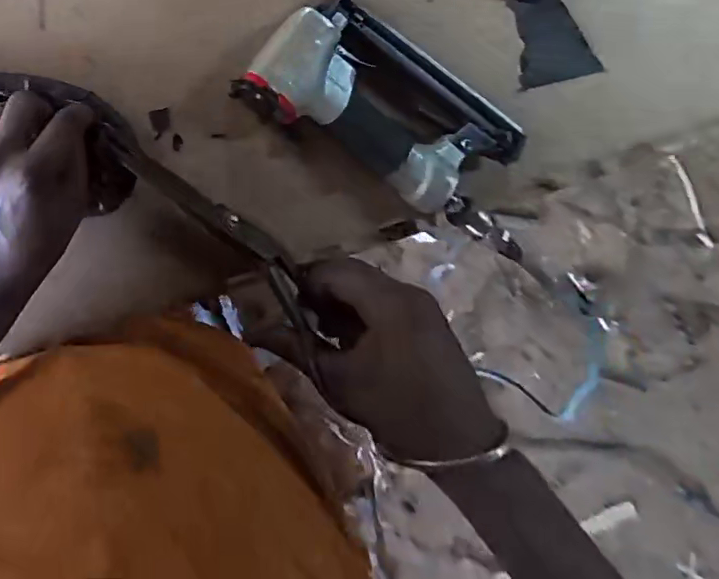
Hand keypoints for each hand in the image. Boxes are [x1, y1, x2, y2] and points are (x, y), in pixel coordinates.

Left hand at [0, 91, 94, 303]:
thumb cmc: (36, 249)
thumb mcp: (72, 209)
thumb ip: (77, 163)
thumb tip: (79, 131)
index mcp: (34, 174)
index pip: (64, 122)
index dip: (80, 115)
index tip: (84, 119)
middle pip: (24, 102)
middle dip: (44, 108)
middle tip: (49, 124)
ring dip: (16, 119)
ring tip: (23, 137)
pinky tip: (0, 147)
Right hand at [249, 256, 503, 462]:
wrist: (463, 448)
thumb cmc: (397, 411)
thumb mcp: (338, 381)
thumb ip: (296, 347)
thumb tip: (254, 330)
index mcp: (386, 301)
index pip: (331, 270)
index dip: (303, 282)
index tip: (285, 305)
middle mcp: (405, 290)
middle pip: (349, 271)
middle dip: (321, 289)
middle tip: (301, 317)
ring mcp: (420, 302)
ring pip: (366, 282)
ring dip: (340, 297)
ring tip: (323, 329)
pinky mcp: (426, 316)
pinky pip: (383, 296)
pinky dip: (361, 306)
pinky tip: (351, 337)